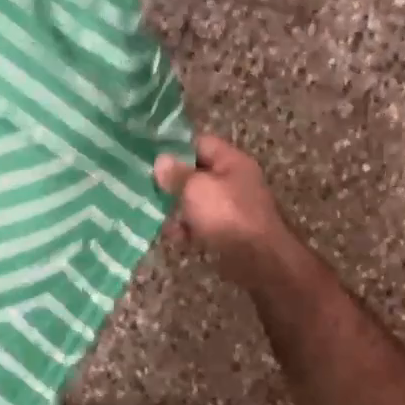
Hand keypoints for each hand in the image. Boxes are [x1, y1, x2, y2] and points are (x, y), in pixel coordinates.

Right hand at [154, 134, 302, 290]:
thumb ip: (176, 174)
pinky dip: (188, 229)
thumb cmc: (227, 215)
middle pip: (197, 173)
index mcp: (232, 161)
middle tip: (146, 186)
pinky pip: (202, 224)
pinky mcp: (229, 232)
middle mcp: (234, 181)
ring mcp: (233, 207)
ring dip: (176, 208)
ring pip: (197, 200)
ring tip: (154, 213)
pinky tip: (174, 236)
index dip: (175, 148)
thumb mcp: (196, 188)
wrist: (258, 261)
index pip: (201, 143)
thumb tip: (161, 160)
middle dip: (172, 181)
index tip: (151, 156)